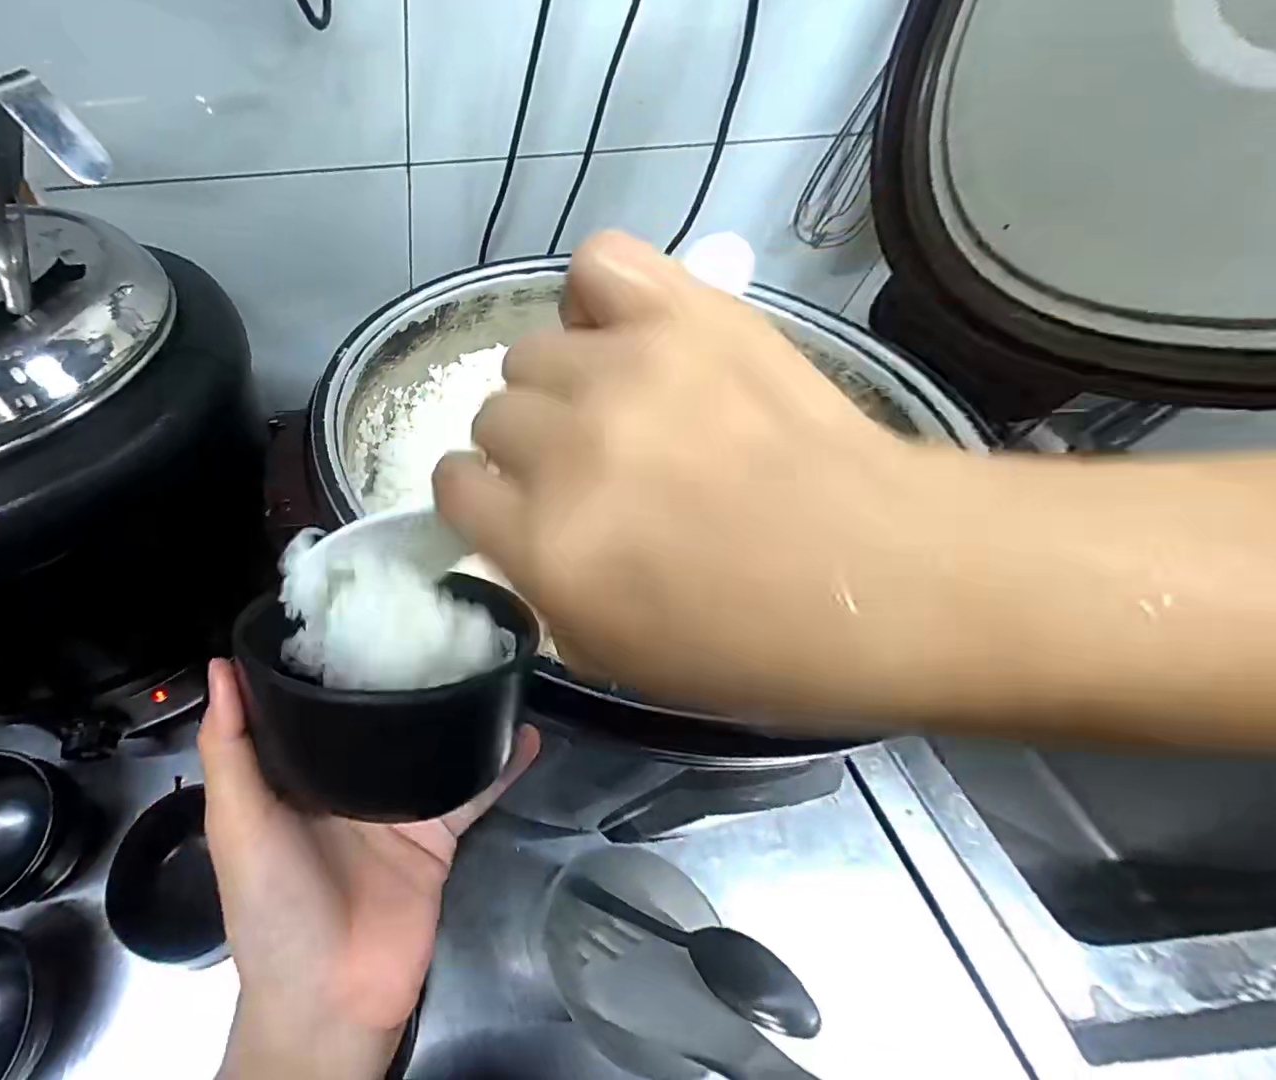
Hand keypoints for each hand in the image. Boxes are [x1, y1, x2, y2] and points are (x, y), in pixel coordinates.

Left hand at [198, 658, 538, 1079]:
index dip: (320, 656)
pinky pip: (470, 788)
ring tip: (472, 654)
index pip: (308, 697)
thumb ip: (228, 747)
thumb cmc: (272, 903)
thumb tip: (221, 667)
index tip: (339, 607)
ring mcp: (394, 802)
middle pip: (374, 711)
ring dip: (448, 705)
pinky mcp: (435, 833)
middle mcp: (345, 775)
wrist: (331, 998)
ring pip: (425, 740)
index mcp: (295, 767)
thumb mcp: (236, 821)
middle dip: (393, 670)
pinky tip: (520, 727)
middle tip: (418, 617)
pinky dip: (497, 762)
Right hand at [434, 230, 1003, 724]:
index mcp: (542, 540)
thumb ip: (526, 583)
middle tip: (583, 469)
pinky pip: (596, 263)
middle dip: (523, 450)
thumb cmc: (738, 638)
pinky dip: (595, 297)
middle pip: (489, 417)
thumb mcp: (599, 652)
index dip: (476, 497)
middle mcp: (566, 448)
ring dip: (559, 387)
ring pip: (528, 354)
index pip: (450, 484)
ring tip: (616, 407)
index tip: (511, 506)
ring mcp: (625, 372)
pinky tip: (623, 334)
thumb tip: (502, 524)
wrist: (888, 574)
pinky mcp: (687, 315)